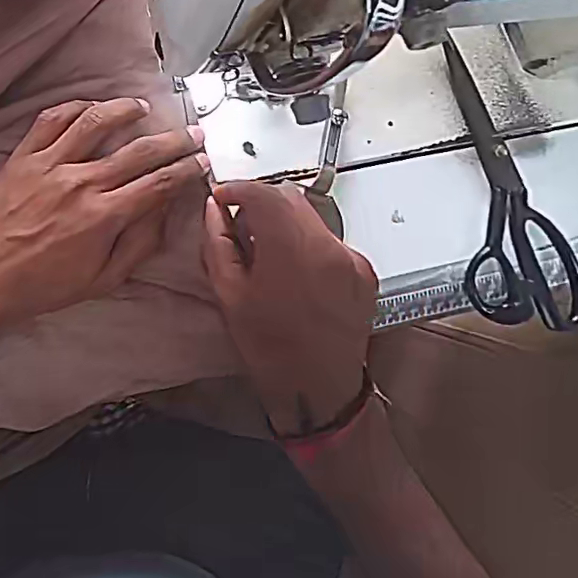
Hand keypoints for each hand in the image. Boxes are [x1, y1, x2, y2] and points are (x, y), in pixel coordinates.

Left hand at [0, 98, 207, 360]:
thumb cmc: (41, 286)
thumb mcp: (102, 280)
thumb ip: (139, 244)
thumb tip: (164, 211)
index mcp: (102, 217)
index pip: (158, 183)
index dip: (186, 168)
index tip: (200, 160)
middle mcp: (79, 184)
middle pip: (138, 150)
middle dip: (173, 139)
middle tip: (191, 132)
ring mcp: (48, 166)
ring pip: (95, 122)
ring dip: (124, 110)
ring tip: (141, 108)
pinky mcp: (23, 158)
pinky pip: (51, 120)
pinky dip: (75, 107)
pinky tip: (90, 108)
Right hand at [202, 180, 376, 434]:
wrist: (319, 388)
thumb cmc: (272, 350)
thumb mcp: (229, 295)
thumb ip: (217, 243)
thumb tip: (213, 211)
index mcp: (290, 251)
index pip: (262, 193)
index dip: (237, 189)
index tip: (223, 197)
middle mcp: (327, 247)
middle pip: (289, 197)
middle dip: (260, 203)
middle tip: (240, 227)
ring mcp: (349, 258)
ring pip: (310, 215)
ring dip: (284, 221)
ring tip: (267, 254)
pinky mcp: (363, 269)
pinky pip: (328, 238)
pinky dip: (307, 242)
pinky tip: (293, 271)